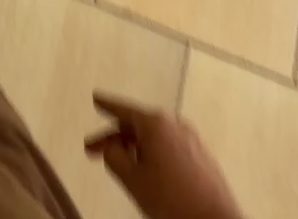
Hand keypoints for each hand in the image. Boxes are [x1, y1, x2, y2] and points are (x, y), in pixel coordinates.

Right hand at [85, 93, 242, 218]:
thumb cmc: (171, 198)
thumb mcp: (132, 178)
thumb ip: (112, 155)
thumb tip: (111, 146)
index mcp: (154, 124)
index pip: (123, 109)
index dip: (106, 104)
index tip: (94, 97)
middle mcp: (173, 124)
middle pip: (137, 125)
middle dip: (115, 138)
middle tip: (95, 151)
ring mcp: (191, 139)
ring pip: (154, 137)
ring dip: (135, 147)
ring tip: (124, 164)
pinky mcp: (202, 155)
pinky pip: (169, 146)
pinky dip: (154, 153)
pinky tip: (150, 170)